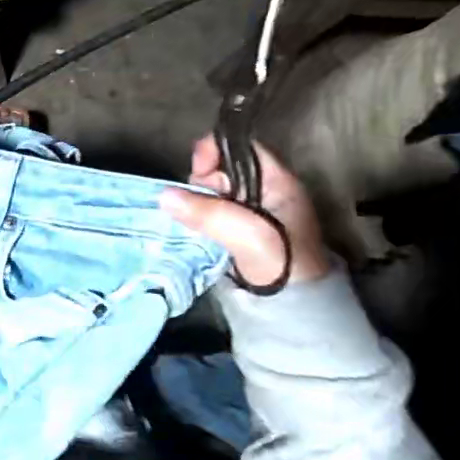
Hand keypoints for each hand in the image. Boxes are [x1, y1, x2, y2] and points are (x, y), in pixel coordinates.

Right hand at [160, 136, 330, 288]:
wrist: (293, 312)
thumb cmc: (281, 263)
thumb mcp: (248, 234)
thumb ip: (209, 213)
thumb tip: (165, 196)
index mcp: (277, 183)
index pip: (243, 148)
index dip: (217, 151)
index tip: (197, 169)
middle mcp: (263, 193)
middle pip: (222, 169)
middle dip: (203, 180)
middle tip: (197, 203)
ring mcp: (249, 215)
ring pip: (212, 193)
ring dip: (197, 202)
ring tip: (196, 221)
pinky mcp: (235, 234)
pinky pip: (209, 214)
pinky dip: (198, 218)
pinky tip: (193, 228)